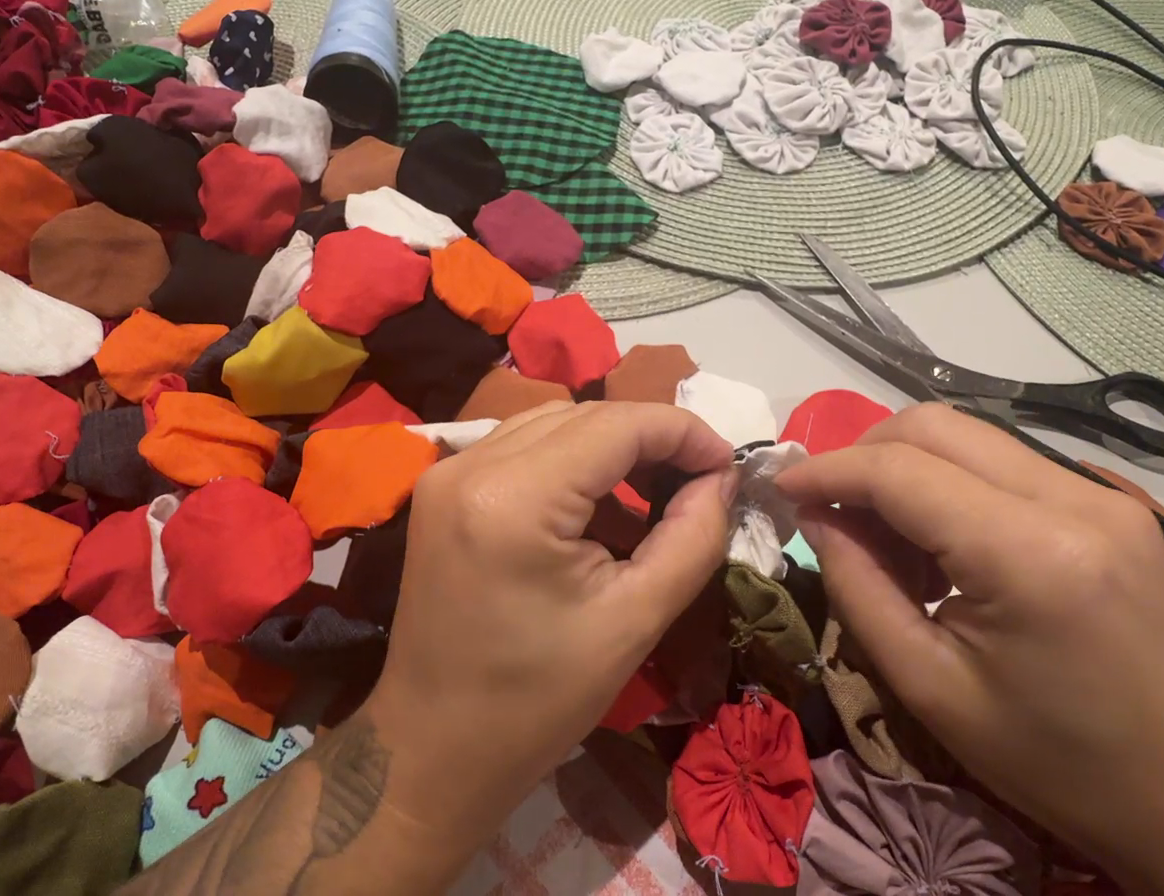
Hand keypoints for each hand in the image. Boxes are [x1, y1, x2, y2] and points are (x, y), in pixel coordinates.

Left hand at [364, 401, 738, 846]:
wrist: (434, 747)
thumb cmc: (536, 699)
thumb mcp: (633, 621)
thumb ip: (691, 539)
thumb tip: (722, 481)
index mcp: (514, 496)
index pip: (617, 424)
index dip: (683, 432)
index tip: (729, 467)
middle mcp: (472, 464)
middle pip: (584, 416)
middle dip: (651, 439)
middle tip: (701, 482)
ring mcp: (448, 472)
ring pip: (553, 424)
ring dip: (611, 448)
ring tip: (657, 495)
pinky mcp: (442, 490)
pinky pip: (522, 449)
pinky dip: (571, 464)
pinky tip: (601, 511)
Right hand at [774, 403, 1163, 894]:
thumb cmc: (1058, 764)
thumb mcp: (931, 688)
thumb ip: (859, 587)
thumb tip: (816, 517)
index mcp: (1028, 553)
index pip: (899, 470)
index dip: (826, 471)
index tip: (778, 489)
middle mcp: (1073, 498)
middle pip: (934, 426)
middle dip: (862, 454)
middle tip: (827, 511)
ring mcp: (1104, 495)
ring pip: (970, 435)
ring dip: (906, 467)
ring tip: (885, 539)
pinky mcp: (1116, 505)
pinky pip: (1007, 462)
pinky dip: (952, 482)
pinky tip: (943, 543)